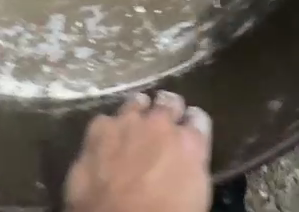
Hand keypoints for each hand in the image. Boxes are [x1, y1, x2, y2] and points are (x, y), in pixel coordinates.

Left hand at [64, 91, 211, 211]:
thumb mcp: (195, 196)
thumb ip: (192, 167)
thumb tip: (187, 161)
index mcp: (190, 143)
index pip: (199, 119)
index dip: (194, 126)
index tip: (190, 133)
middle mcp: (160, 123)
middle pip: (169, 102)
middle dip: (168, 110)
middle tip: (164, 123)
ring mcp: (127, 121)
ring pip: (137, 102)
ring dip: (139, 111)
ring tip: (136, 124)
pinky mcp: (99, 128)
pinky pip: (106, 120)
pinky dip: (109, 130)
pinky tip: (107, 142)